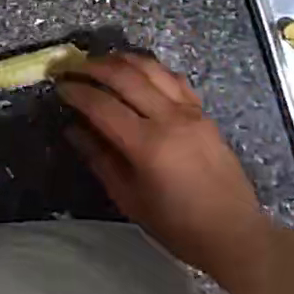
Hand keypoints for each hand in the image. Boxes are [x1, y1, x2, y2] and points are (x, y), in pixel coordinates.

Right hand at [57, 53, 274, 292]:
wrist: (234, 233)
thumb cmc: (177, 225)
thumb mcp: (129, 198)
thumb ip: (99, 159)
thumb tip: (73, 129)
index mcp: (147, 145)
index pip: (102, 105)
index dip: (76, 92)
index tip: (59, 87)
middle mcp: (169, 119)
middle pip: (125, 76)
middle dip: (94, 67)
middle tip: (73, 69)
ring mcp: (190, 111)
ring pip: (151, 68)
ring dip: (121, 60)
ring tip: (100, 62)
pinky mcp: (203, 112)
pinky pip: (173, 78)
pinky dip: (150, 69)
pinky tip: (137, 71)